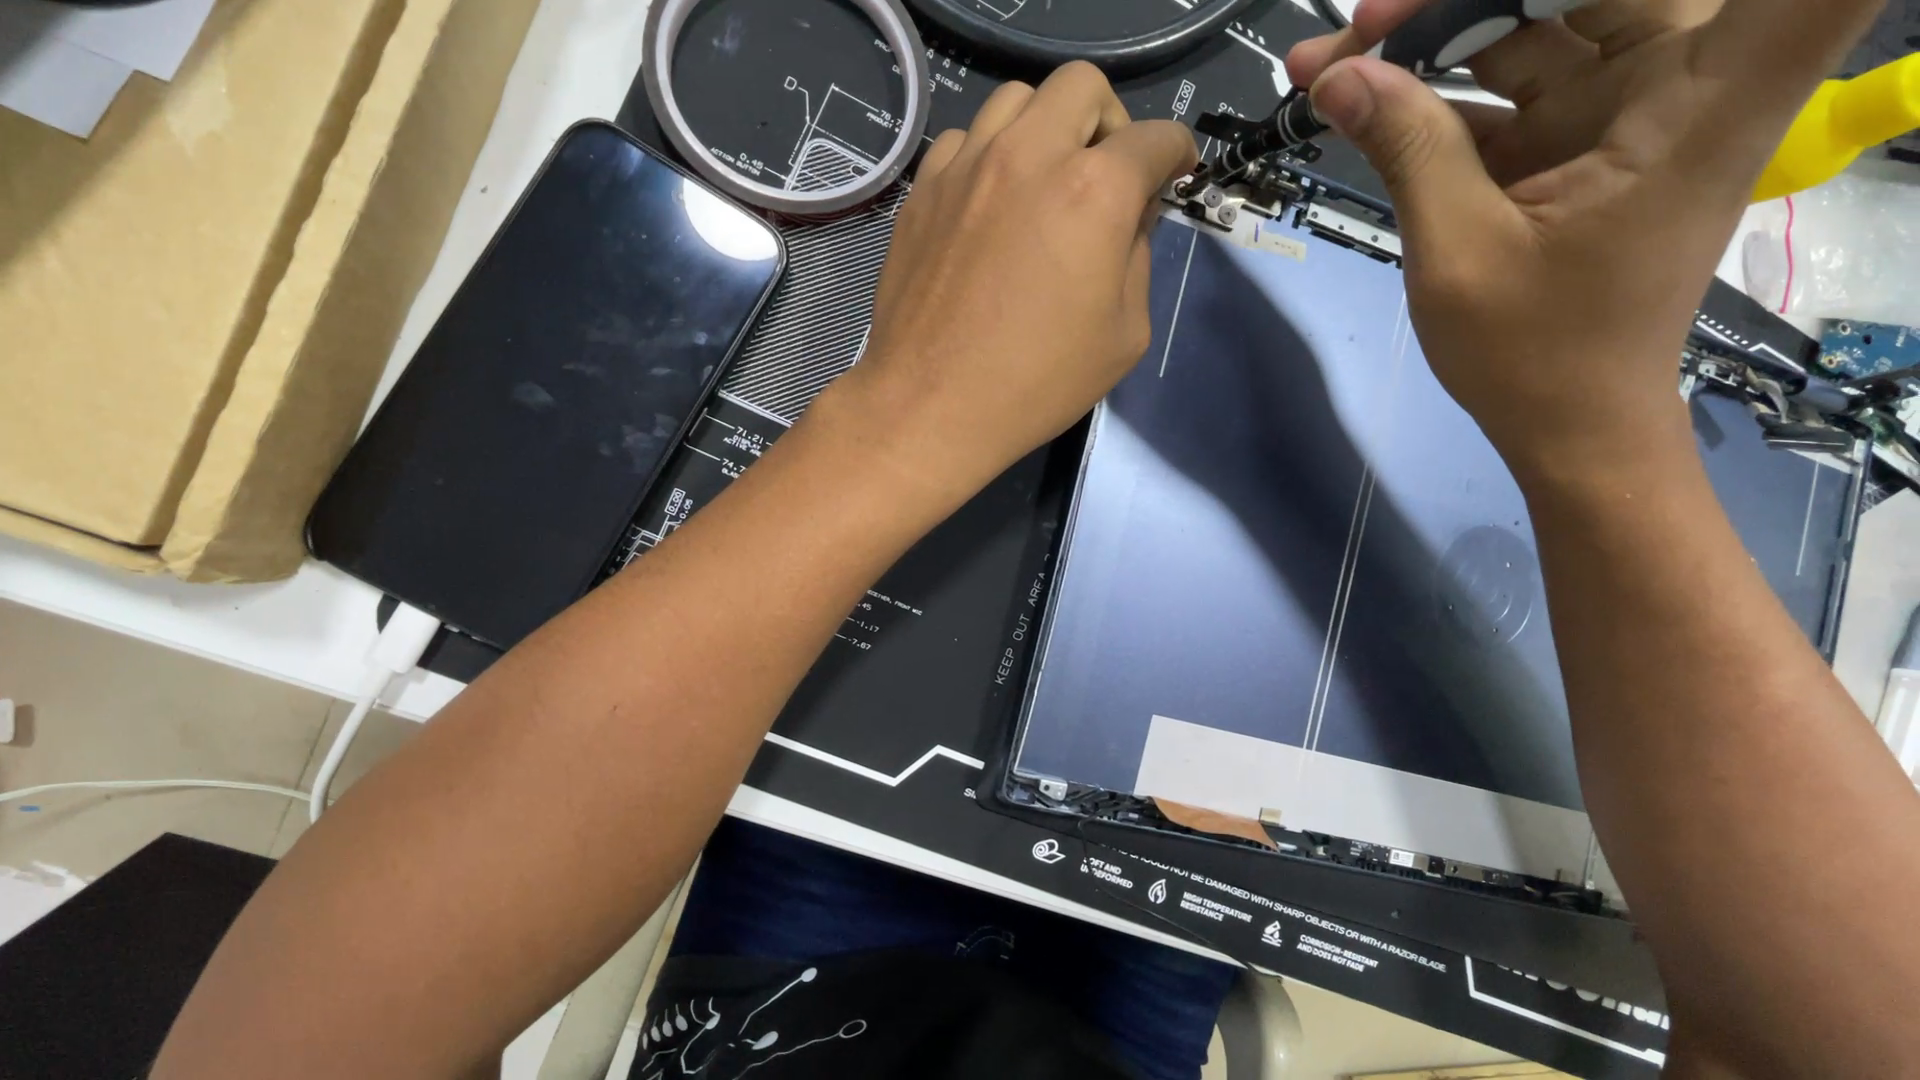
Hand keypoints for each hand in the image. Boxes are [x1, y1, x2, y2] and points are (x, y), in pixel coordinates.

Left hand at [822, 62, 1196, 503]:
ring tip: (1044, 181)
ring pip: (1016, 100)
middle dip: (1109, 122)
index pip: (1154, 139)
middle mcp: (1030, 156)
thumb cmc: (1038, 382)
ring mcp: (968, 166)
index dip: (1175, 155)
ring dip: (1045, 129)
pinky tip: (991, 203)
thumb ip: (1138, 256)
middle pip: (1082, 88)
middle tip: (1106, 174)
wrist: (933, 404)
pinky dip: (989, 156)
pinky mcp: (924, 189)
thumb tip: (1131, 217)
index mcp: (1094, 190)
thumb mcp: (1125, 333)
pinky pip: (964, 140)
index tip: (1173, 174)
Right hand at [1285, 0, 1883, 481]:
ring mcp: (1622, 105)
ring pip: (1540, 18)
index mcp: (1698, 103)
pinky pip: (1508, 79)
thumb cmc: (1536, 354)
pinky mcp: (1574, 136)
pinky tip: (1360, 94)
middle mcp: (1679, 79)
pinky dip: (1437, 85)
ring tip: (1335, 60)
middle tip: (1362, 25)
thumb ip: (1410, 149)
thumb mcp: (1460, 252)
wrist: (1566, 422)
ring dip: (1440, 29)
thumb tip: (1341, 77)